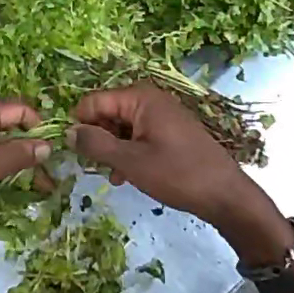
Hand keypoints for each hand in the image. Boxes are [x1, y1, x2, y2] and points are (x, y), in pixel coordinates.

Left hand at [0, 100, 49, 234]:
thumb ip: (16, 156)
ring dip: (15, 160)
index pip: (22, 109)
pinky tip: (4, 185)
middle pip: (11, 125)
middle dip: (31, 149)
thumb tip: (47, 145)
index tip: (56, 156)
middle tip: (48, 181)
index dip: (42, 129)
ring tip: (33, 188)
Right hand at [68, 83, 259, 225]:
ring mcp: (162, 115)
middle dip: (98, 138)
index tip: (72, 150)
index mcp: (140, 97)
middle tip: (96, 167)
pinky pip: (138, 135)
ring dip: (113, 149)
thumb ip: (96, 144)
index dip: (79, 124)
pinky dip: (129, 152)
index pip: (93, 101)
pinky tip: (128, 176)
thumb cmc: (177, 174)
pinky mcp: (169, 131)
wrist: (225, 194)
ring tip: (114, 176)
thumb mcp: (130, 161)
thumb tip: (68, 132)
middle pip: (108, 112)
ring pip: (122, 127)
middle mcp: (150, 99)